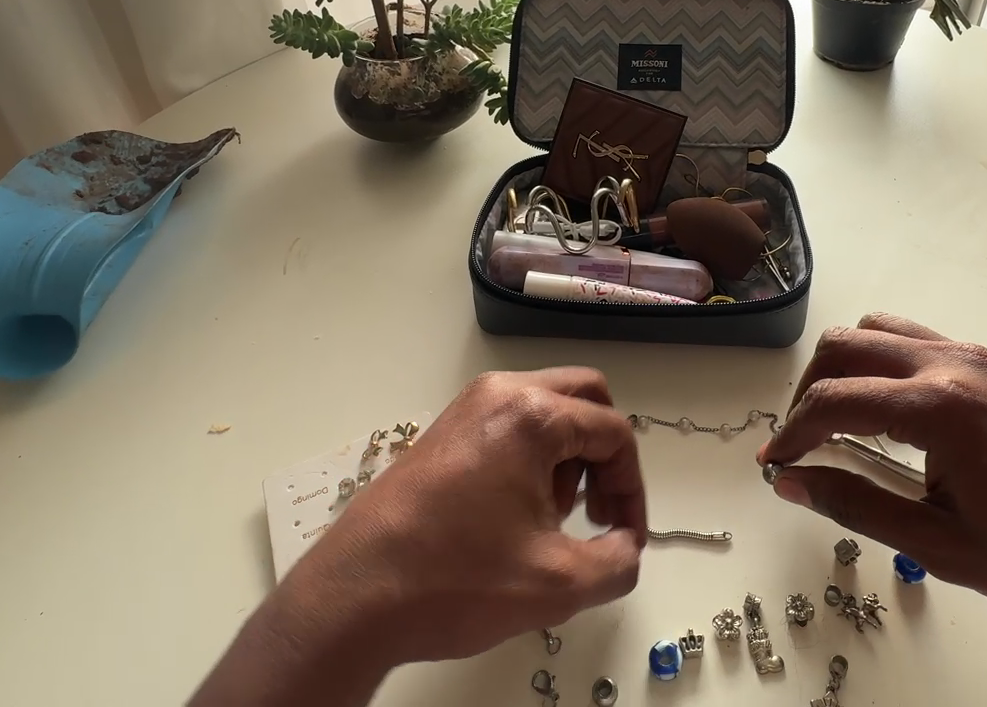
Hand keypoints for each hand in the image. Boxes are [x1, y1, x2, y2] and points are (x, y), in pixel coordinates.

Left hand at [194, 369, 646, 706]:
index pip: (614, 432)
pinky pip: (513, 422)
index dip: (632, 488)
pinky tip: (516, 512)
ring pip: (549, 408)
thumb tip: (626, 546)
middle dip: (603, 456)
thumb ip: (618, 562)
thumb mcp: (557, 583)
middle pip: (585, 398)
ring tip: (551, 519)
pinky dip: (534, 455)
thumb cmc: (456, 580)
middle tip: (596, 512)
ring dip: (569, 455)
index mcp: (533, 414)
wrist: (354, 595)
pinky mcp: (448, 427)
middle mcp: (502, 391)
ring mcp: (469, 405)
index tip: (627, 538)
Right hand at [758, 313, 986, 628]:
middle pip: (843, 347)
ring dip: (842, 368)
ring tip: (840, 422)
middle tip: (802, 444)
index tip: (775, 465)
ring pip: (876, 330)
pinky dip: (880, 361)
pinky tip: (890, 412)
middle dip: (807, 392)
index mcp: (939, 409)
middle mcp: (952, 364)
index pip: (834, 401)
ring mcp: (975, 356)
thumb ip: (856, 505)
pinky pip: (914, 339)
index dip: (791, 432)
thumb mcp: (942, 547)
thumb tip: (790, 483)